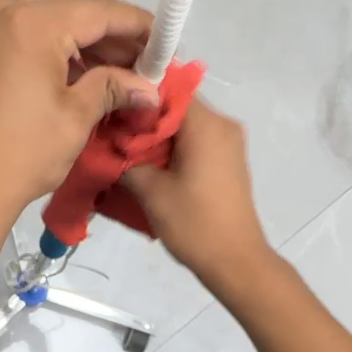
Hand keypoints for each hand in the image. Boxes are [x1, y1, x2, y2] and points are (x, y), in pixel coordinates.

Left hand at [0, 0, 159, 232]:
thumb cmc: (24, 154)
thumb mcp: (76, 118)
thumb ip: (113, 89)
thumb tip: (151, 88)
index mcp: (33, 22)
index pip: (99, 11)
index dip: (137, 26)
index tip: (165, 44)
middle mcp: (8, 10)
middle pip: (76, 11)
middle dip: (113, 38)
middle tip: (146, 67)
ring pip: (55, 23)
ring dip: (89, 47)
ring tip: (122, 77)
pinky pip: (33, 38)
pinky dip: (61, 54)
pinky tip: (87, 78)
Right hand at [123, 102, 271, 283]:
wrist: (236, 262)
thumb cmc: (194, 224)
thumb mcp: (151, 193)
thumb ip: (128, 163)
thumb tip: (115, 151)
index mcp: (206, 123)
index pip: (167, 89)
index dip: (137, 101)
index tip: (115, 119)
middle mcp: (223, 125)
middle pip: (178, 109)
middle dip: (147, 124)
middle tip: (118, 143)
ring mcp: (230, 145)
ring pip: (188, 129)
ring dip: (161, 142)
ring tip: (135, 163)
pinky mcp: (231, 165)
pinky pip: (199, 147)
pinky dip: (177, 154)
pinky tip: (158, 175)